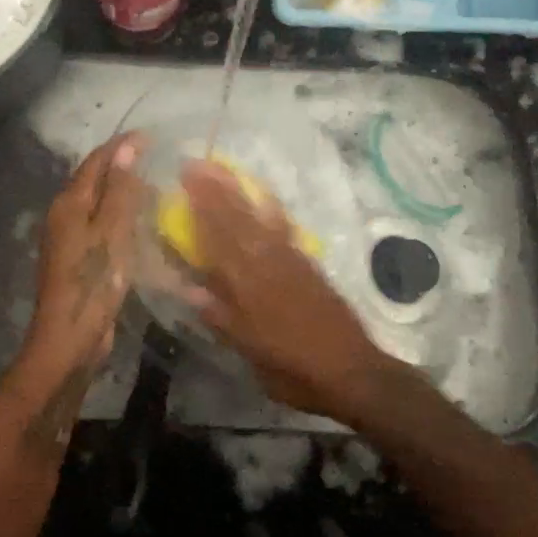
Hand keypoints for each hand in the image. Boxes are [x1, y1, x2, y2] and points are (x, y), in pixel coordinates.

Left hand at [20, 133, 147, 376]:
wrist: (69, 340)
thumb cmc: (92, 284)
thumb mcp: (112, 233)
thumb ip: (120, 190)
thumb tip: (127, 146)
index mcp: (69, 203)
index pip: (96, 161)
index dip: (122, 146)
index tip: (152, 137)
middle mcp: (64, 215)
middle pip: (94, 179)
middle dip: (122, 165)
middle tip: (157, 158)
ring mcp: (69, 239)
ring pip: (97, 203)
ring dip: (122, 191)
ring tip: (155, 185)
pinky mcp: (79, 260)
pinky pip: (101, 226)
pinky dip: (120, 216)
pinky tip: (140, 223)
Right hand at [180, 160, 386, 417]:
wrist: (353, 372)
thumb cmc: (295, 370)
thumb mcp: (251, 353)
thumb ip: (221, 318)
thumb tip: (188, 289)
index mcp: (249, 285)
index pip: (218, 238)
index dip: (200, 208)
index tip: (185, 180)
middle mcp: (268, 264)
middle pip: (237, 220)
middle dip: (216, 190)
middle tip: (196, 163)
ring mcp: (291, 261)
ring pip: (259, 219)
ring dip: (239, 192)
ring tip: (223, 170)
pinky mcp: (308, 265)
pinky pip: (283, 228)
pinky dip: (271, 210)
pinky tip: (265, 198)